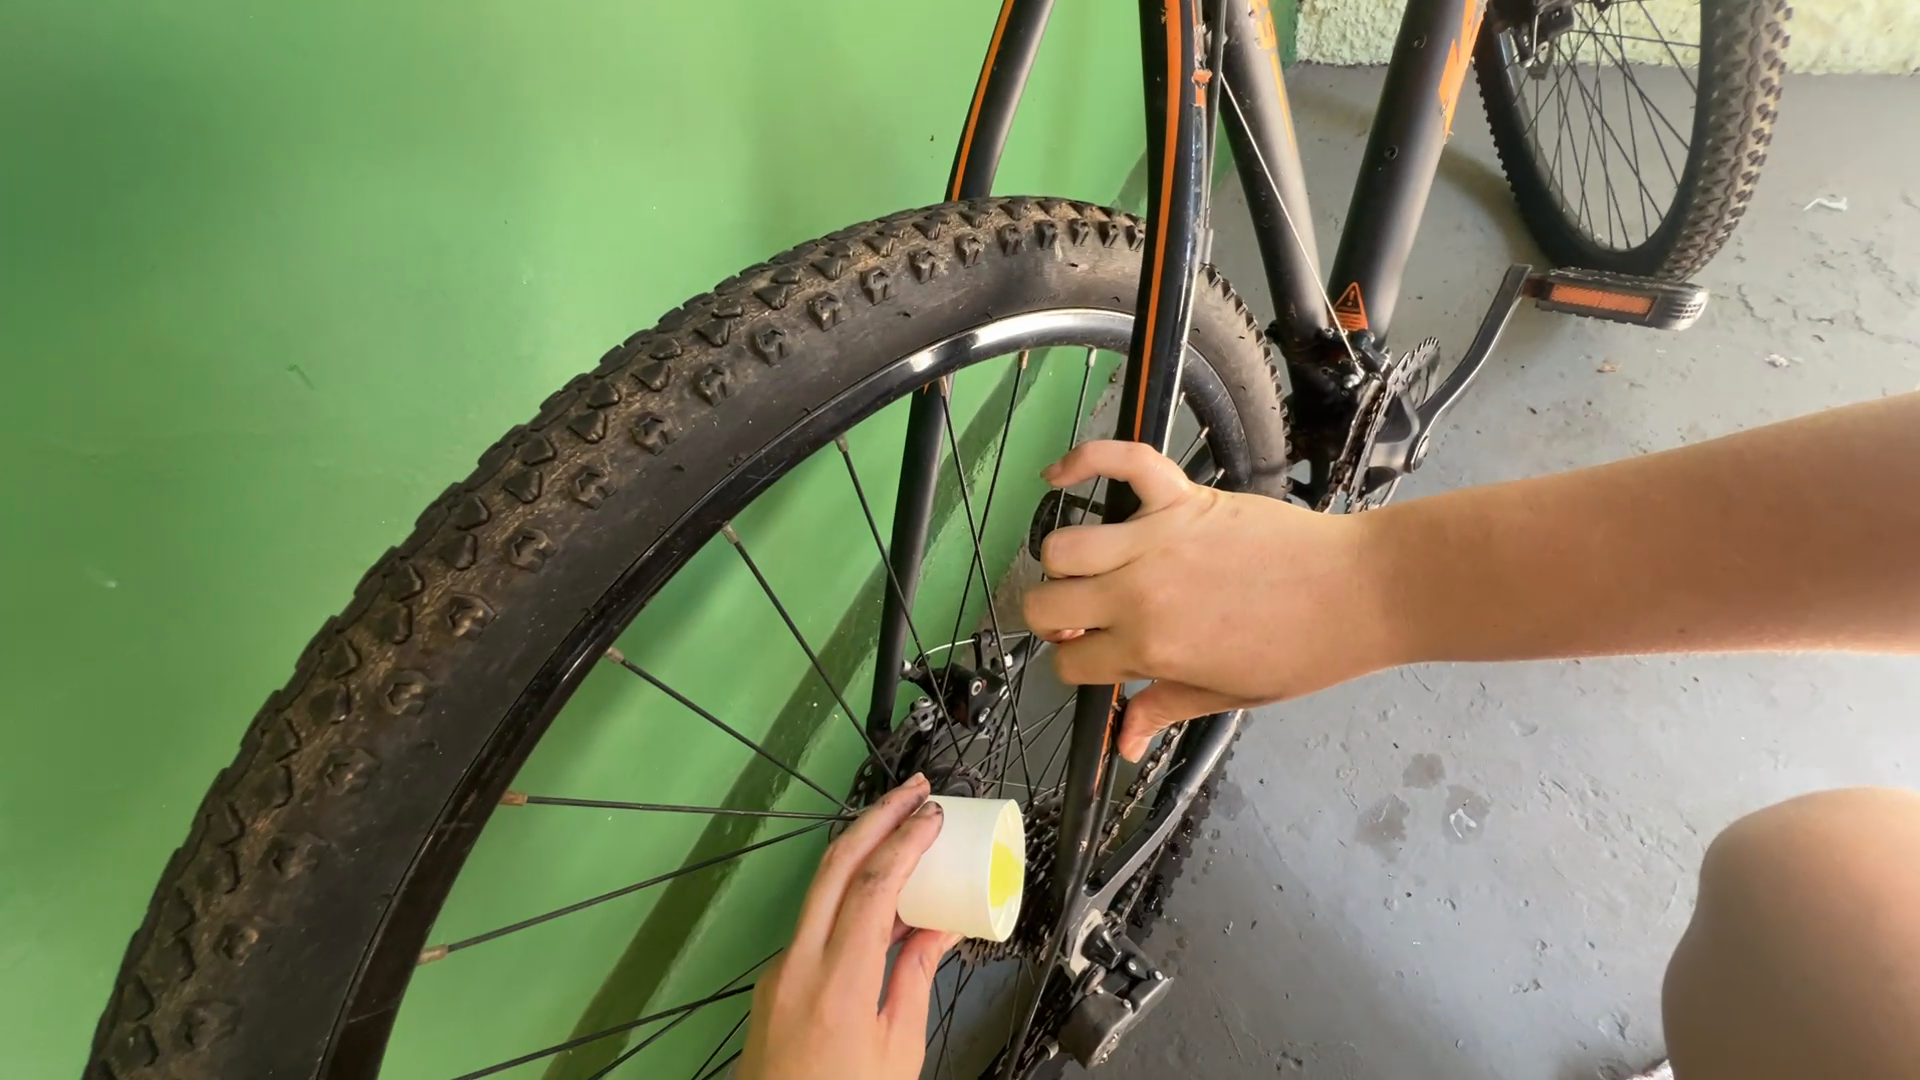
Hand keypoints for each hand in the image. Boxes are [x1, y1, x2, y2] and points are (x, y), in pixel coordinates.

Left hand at [737, 773, 959, 1079]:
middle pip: (836, 861)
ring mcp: (781, 965)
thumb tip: (942, 925)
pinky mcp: (776, 974)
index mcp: (838, 984)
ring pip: (821, 880)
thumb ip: (917, 975)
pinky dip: (850, 884)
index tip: (934, 816)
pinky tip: (880, 882)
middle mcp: (799, 963)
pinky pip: (816, 912)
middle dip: (878, 813)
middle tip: (916, 789)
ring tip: (903, 818)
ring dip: (863, 840)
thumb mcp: (898, 1049)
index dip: (906, 840)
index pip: (873, 885)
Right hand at [1021, 441, 1398, 759]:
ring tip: (1088, 569)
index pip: (1069, 664)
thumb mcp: (1230, 695)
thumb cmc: (1300, 651)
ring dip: (1062, 563)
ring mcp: (1156, 538)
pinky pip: (1120, 461)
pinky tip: (1059, 473)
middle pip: (1043, 604)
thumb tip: (1120, 747)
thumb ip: (1164, 709)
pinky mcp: (1180, 497)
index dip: (1076, 667)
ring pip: (1060, 545)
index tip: (1096, 661)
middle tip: (1080, 619)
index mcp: (1150, 649)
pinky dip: (1083, 459)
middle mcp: (1138, 592)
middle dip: (1049, 620)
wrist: (1360, 591)